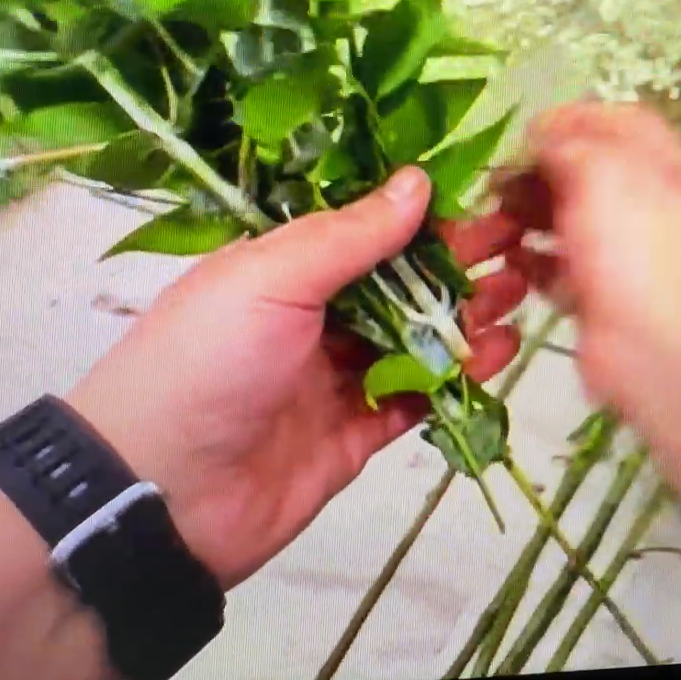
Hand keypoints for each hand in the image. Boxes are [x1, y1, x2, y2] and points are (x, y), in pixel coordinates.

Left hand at [67, 168, 527, 589]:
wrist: (158, 497)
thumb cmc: (206, 362)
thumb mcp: (272, 277)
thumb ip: (351, 235)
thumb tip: (417, 182)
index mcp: (287, 269)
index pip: (370, 232)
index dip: (427, 218)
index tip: (485, 202)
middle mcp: (314, 317)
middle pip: (402, 284)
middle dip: (461, 265)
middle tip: (522, 246)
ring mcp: (336, 377)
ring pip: (416, 340)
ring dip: (467, 317)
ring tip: (521, 293)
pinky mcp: (355, 433)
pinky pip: (415, 399)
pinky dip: (456, 379)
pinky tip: (497, 356)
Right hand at [495, 103, 680, 417]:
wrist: (666, 343)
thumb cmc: (639, 241)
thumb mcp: (603, 169)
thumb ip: (567, 144)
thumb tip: (540, 136)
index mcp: (656, 162)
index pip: (615, 123)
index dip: (571, 120)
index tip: (525, 131)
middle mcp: (640, 203)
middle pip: (583, 175)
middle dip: (537, 173)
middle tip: (496, 181)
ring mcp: (618, 253)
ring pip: (564, 222)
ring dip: (526, 217)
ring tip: (491, 219)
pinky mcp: (595, 296)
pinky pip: (555, 271)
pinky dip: (530, 263)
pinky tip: (508, 258)